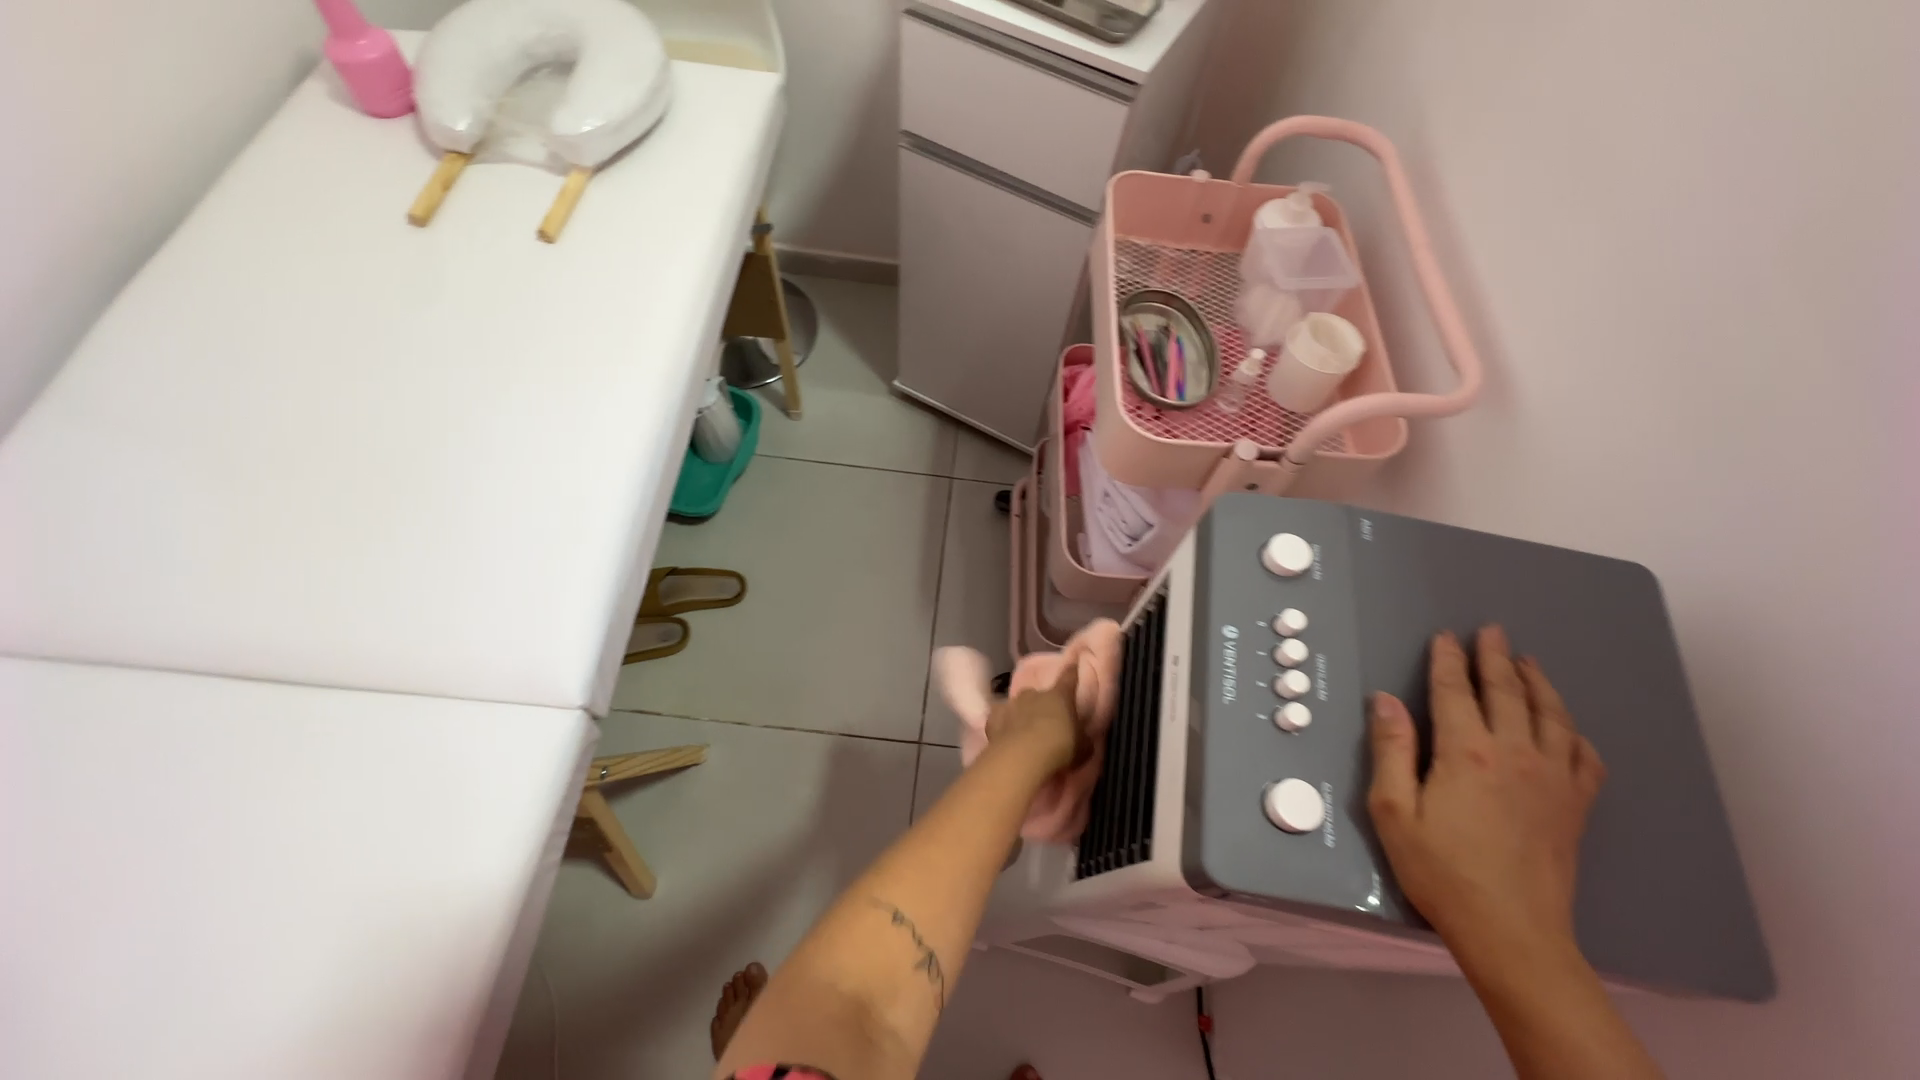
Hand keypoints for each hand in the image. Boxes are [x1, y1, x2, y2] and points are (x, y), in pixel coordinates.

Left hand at [985, 662, 1085, 774]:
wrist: (1023, 758)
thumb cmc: (1060, 749)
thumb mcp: (1083, 748)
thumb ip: (1082, 739)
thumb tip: (1083, 739)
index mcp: (1060, 697)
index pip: (1069, 678)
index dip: (1072, 671)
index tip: (1073, 663)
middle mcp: (1034, 694)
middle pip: (1038, 693)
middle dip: (1041, 703)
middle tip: (1045, 720)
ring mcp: (1011, 704)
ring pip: (1017, 704)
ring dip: (1021, 713)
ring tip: (1023, 730)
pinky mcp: (993, 719)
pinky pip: (999, 718)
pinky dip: (1002, 724)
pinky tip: (1004, 735)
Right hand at [1367, 627, 1606, 970]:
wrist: (1512, 929)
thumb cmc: (1440, 870)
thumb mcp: (1393, 812)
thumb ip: (1390, 750)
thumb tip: (1385, 700)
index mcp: (1466, 752)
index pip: (1453, 691)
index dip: (1446, 660)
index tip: (1445, 636)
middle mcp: (1516, 753)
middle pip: (1506, 691)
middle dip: (1495, 657)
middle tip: (1492, 630)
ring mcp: (1554, 778)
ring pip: (1551, 714)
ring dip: (1537, 682)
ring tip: (1528, 661)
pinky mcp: (1576, 804)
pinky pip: (1583, 755)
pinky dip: (1574, 731)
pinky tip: (1566, 726)